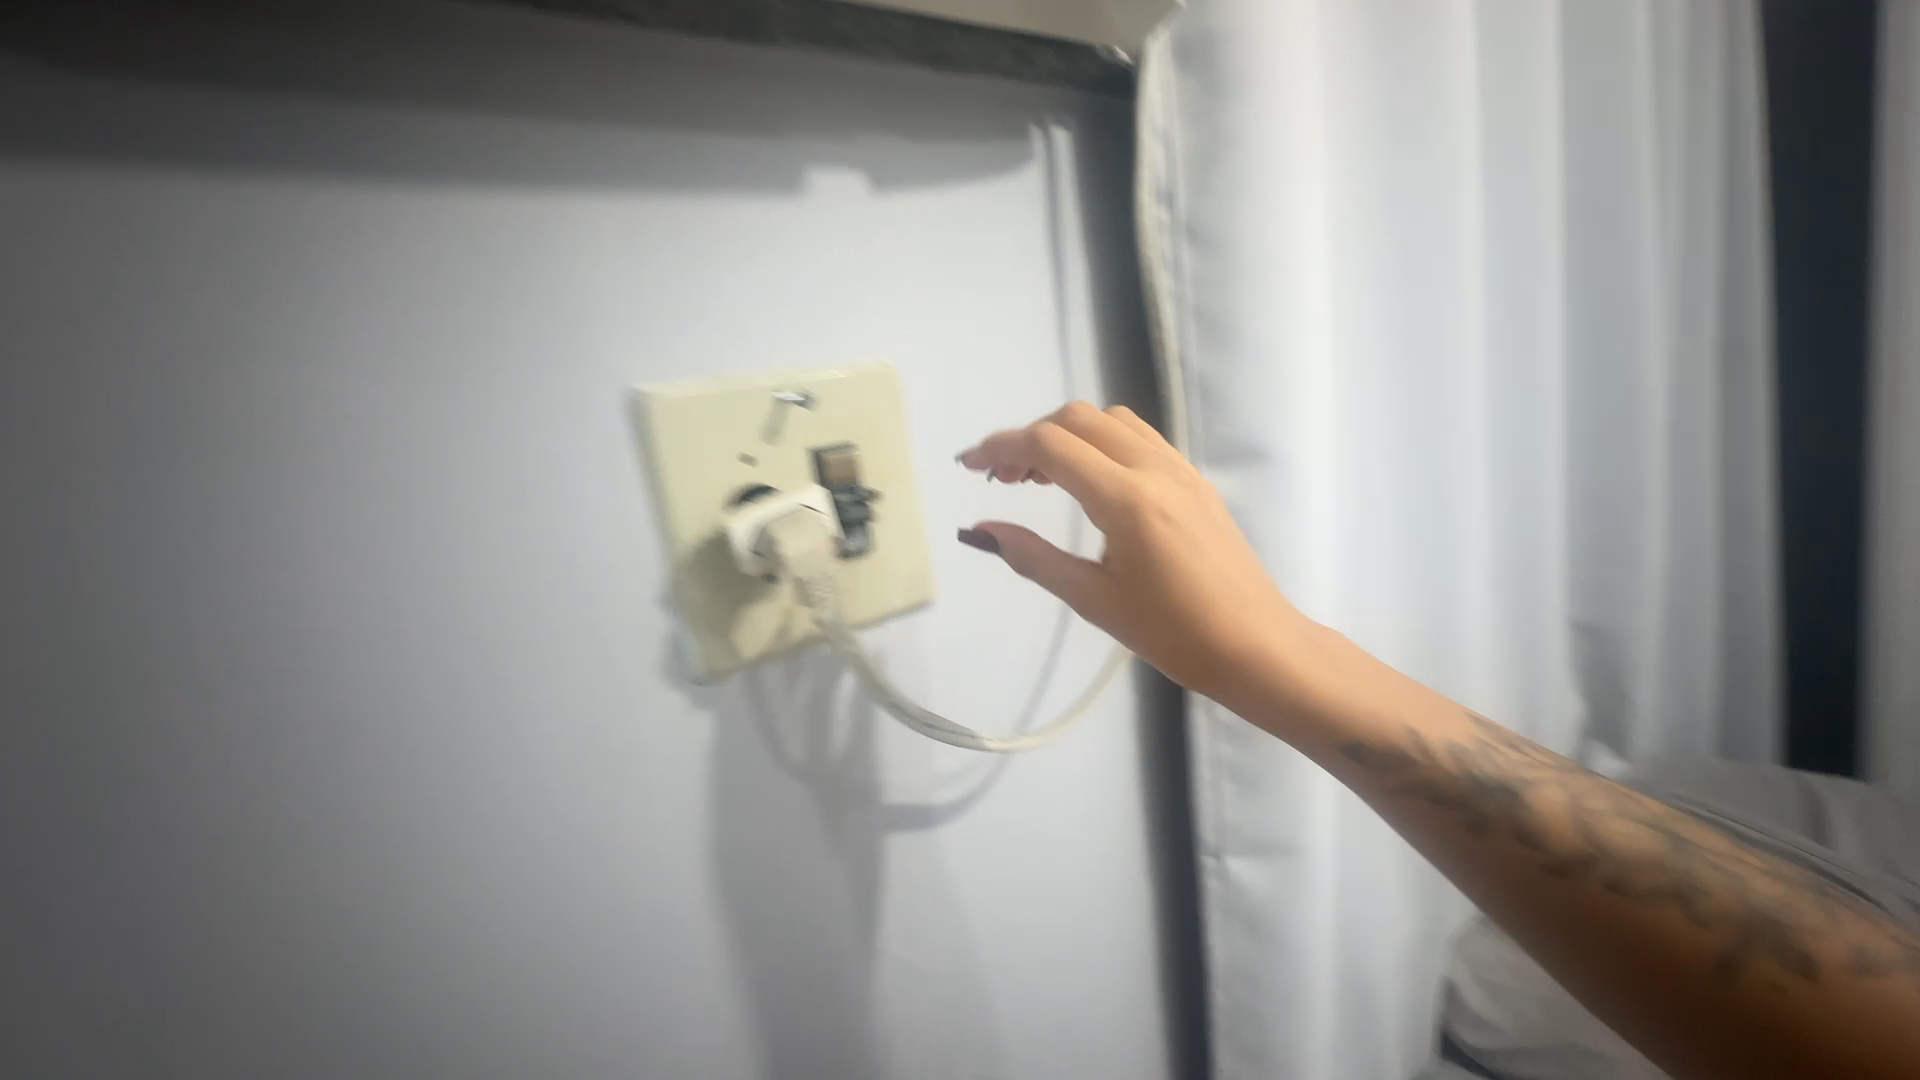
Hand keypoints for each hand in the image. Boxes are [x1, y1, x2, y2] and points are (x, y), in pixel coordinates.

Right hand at [957, 402, 1310, 703]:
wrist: (1256, 645)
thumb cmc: (1173, 633)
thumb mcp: (1093, 600)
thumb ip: (1032, 557)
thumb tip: (980, 531)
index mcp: (1127, 500)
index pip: (1050, 445)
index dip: (1001, 448)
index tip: (969, 465)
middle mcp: (1154, 468)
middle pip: (1076, 418)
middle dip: (1029, 437)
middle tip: (1001, 479)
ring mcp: (1179, 468)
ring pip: (1109, 420)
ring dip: (1065, 434)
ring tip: (1040, 478)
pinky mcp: (1193, 478)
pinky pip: (1137, 436)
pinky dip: (1098, 441)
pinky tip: (1088, 481)